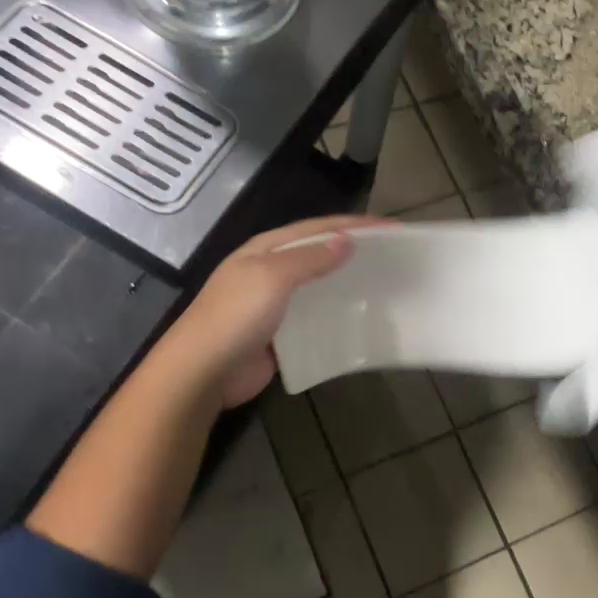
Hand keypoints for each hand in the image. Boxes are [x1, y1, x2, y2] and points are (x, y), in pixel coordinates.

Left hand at [158, 214, 387, 408]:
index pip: (317, 228)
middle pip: (319, 255)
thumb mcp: (272, 277)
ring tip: (385, 287)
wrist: (203, 372)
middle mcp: (270, 273)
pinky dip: (337, 318)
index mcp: (265, 250)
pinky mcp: (281, 337)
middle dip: (354, 252)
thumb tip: (346, 241)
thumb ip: (309, 258)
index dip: (354, 225)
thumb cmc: (235, 316)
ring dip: (348, 285)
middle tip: (394, 257)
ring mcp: (274, 306)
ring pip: (319, 289)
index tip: (392, 228)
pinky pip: (315, 321)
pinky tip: (361, 323)